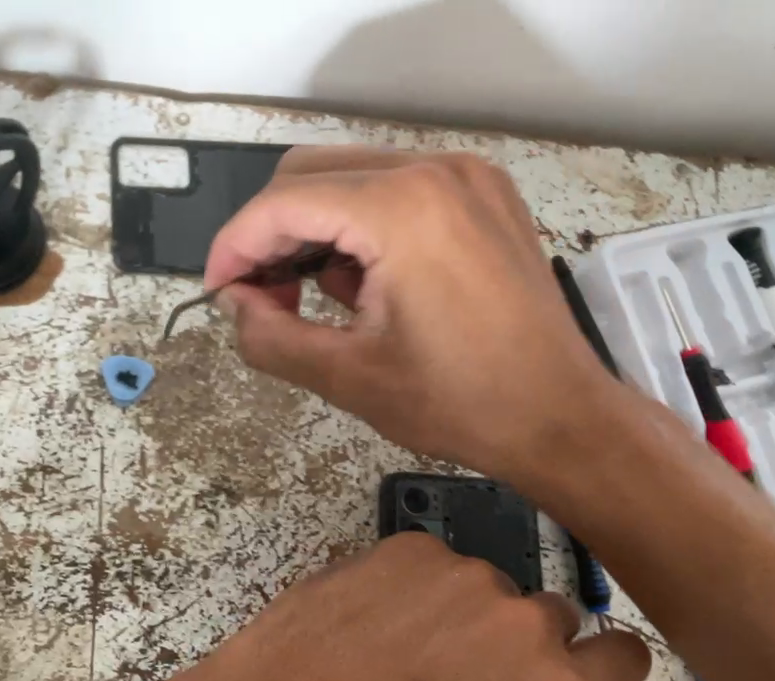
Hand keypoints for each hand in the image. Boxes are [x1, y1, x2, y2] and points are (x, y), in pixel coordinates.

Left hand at [175, 532, 649, 680]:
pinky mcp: (413, 544)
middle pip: (553, 617)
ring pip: (486, 587)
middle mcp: (524, 620)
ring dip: (460, 610)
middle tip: (456, 668)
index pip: (623, 655)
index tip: (567, 670)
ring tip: (398, 647)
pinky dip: (414, 585)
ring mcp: (467, 573)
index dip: (594, 665)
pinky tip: (372, 617)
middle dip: (519, 640)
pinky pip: (434, 564)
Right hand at [205, 146, 628, 488]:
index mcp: (401, 210)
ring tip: (311, 300)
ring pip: (351, 178)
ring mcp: (466, 178)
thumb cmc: (458, 403)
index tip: (217, 293)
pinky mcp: (483, 196)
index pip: (284, 204)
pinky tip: (362, 286)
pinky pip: (395, 190)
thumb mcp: (348, 378)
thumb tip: (235, 306)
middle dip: (271, 236)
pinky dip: (359, 229)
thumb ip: (271, 338)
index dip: (235, 247)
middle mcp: (435, 171)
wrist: (556, 415)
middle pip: (311, 175)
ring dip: (313, 232)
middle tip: (261, 301)